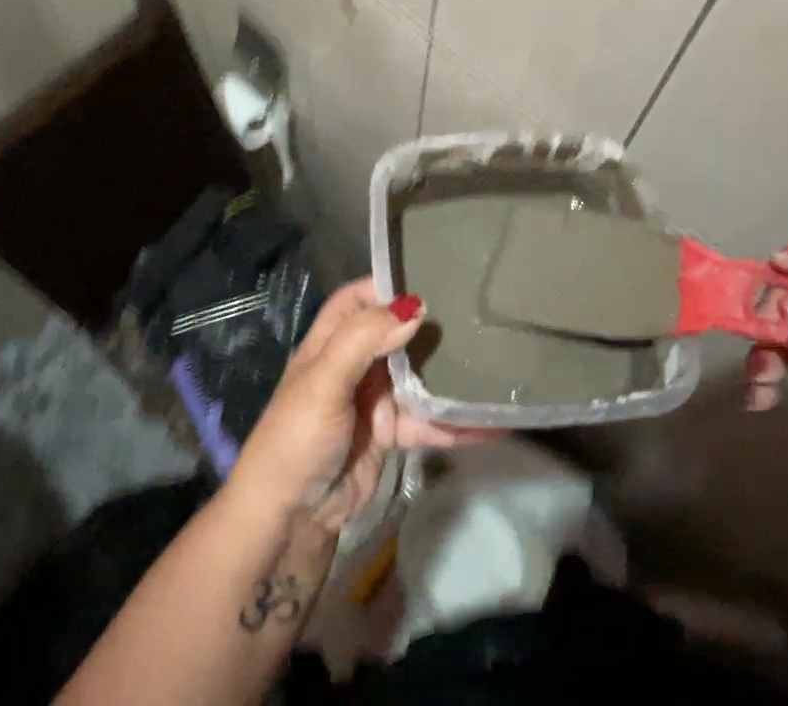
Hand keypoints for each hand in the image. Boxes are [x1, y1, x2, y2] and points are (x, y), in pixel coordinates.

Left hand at [228, 278, 495, 533]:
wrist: (292, 513)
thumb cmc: (299, 436)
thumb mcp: (325, 381)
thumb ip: (364, 340)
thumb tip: (415, 306)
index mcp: (327, 345)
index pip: (355, 301)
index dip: (384, 286)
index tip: (430, 275)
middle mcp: (351, 367)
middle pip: (393, 336)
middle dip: (428, 326)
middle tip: (477, 313)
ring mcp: (372, 401)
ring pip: (416, 378)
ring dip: (448, 376)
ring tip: (495, 362)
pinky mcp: (390, 435)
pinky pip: (427, 421)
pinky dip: (455, 423)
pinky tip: (492, 421)